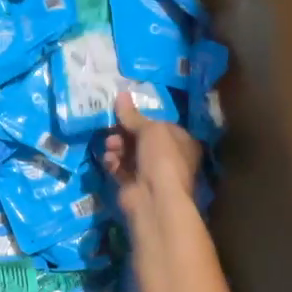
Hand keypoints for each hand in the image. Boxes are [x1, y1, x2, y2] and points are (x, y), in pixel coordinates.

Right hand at [102, 89, 202, 219]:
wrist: (155, 198)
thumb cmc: (162, 158)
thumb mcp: (150, 130)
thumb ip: (133, 115)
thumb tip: (120, 93)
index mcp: (181, 141)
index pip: (159, 125)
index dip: (141, 119)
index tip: (122, 113)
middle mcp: (168, 157)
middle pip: (140, 139)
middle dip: (124, 133)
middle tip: (112, 131)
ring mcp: (150, 172)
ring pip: (128, 153)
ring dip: (117, 146)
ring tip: (110, 147)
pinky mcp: (133, 185)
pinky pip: (120, 168)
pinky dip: (114, 163)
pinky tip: (110, 161)